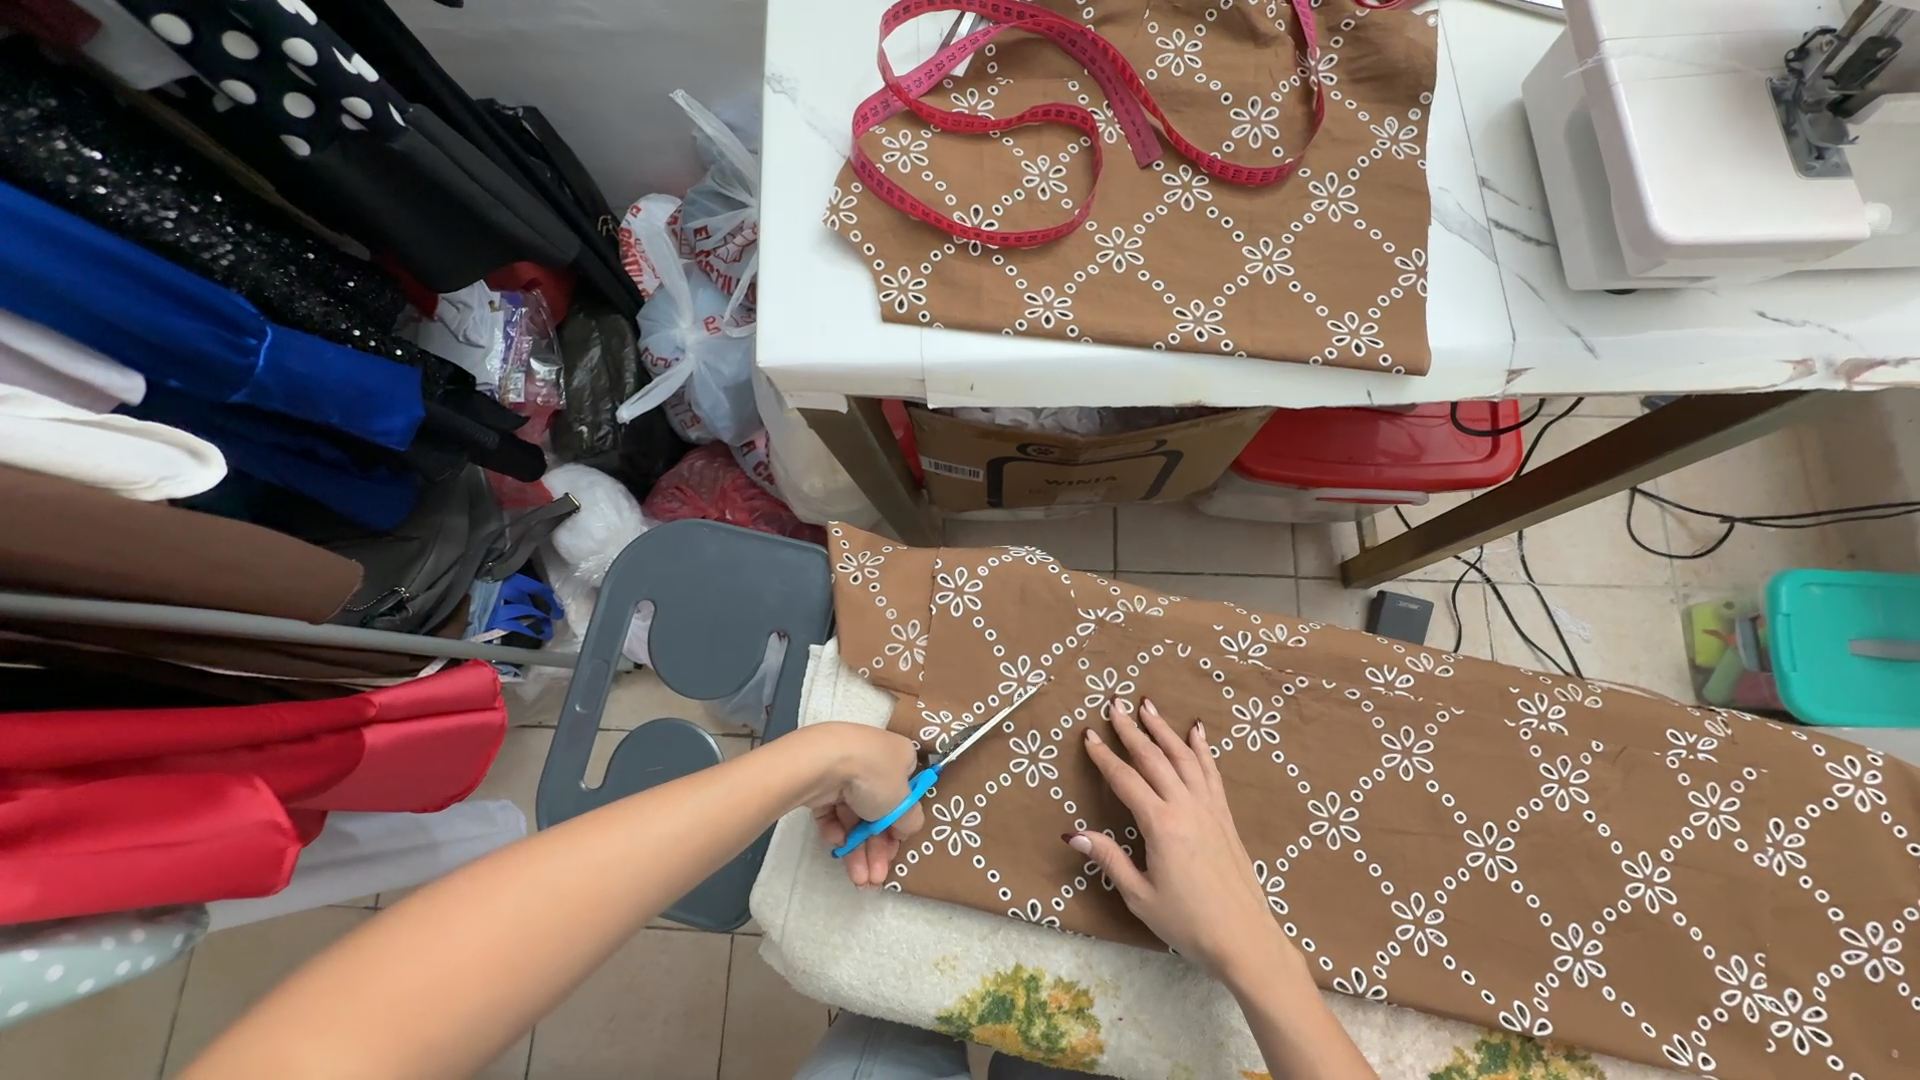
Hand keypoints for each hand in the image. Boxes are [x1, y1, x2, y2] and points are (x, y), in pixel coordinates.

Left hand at [798, 723, 925, 888]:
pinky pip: (832, 812)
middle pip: (878, 810)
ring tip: (858, 880)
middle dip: (877, 848)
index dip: (901, 822)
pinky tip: (837, 842)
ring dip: (858, 850)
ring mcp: (845, 771)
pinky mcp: (820, 783)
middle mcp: (873, 761)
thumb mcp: (904, 803)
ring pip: (855, 816)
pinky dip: (836, 830)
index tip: (897, 846)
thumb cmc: (874, 776)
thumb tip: (905, 828)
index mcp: (900, 757)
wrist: (823, 763)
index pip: (905, 792)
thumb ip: (911, 820)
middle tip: (875, 878)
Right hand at [1068, 698, 1303, 989]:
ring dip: (1163, 729)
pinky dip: (1201, 749)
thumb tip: (1074, 833)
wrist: (1246, 940)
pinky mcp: (1225, 817)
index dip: (1104, 757)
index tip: (1089, 735)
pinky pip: (1211, 773)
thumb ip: (1110, 859)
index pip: (1126, 780)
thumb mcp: (1140, 896)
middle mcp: (1186, 807)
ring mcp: (1209, 809)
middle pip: (1154, 758)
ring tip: (1147, 705)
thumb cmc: (1188, 924)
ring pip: (1183, 757)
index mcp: (1161, 825)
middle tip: (1114, 704)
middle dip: (1132, 729)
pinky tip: (1196, 731)